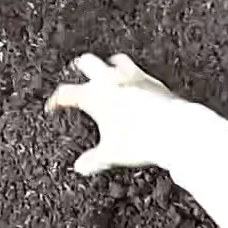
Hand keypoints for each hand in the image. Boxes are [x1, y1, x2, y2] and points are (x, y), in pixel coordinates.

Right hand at [44, 53, 227, 174]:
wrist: (173, 130)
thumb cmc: (139, 139)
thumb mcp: (111, 154)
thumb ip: (94, 159)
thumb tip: (81, 167)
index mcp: (93, 95)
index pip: (66, 93)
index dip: (56, 100)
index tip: (54, 106)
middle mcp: (111, 80)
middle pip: (88, 63)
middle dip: (80, 67)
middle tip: (77, 71)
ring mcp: (133, 76)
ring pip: (115, 60)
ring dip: (109, 65)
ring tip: (107, 71)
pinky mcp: (152, 79)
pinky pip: (137, 70)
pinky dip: (131, 75)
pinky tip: (134, 82)